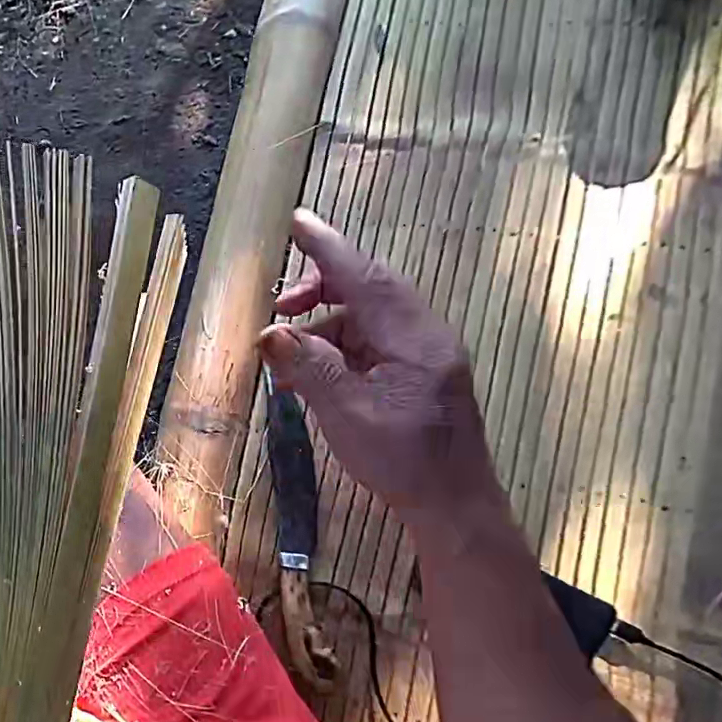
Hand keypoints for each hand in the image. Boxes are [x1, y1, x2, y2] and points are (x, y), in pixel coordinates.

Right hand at [258, 209, 500, 522]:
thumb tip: (271, 333)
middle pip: (365, 290)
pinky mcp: (408, 370)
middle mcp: (420, 335)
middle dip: (316, 290)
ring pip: (359, 318)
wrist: (450, 501)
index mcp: (414, 340)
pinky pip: (361, 343)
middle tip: (276, 307)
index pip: (367, 280)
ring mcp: (416, 352)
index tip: (298, 220)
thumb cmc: (402, 459)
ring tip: (281, 357)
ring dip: (316, 328)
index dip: (329, 248)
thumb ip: (310, 368)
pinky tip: (301, 375)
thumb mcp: (346, 414)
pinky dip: (327, 351)